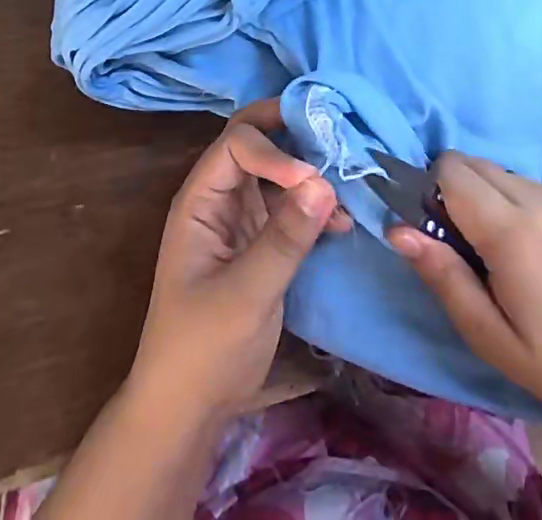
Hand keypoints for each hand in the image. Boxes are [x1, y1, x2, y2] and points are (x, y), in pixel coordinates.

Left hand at [128, 101, 345, 418]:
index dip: (275, 151)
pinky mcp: (263, 242)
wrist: (190, 404)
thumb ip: (284, 238)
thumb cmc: (202, 347)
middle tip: (341, 138)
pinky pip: (292, 207)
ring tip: (351, 184)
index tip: (313, 180)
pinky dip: (317, 207)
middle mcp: (221, 199)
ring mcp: (243, 219)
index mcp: (200, 200)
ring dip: (312, 172)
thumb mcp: (245, 294)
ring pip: (279, 173)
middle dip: (295, 137)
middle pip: (256, 144)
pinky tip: (344, 222)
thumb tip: (324, 183)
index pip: (236, 145)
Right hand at [387, 152, 541, 429]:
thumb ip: (441, 274)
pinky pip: (521, 181)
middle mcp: (537, 200)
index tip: (430, 232)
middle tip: (456, 243)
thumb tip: (396, 229)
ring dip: (477, 192)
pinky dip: (503, 197)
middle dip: (449, 188)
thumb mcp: (485, 333)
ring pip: (494, 168)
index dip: (428, 192)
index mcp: (512, 231)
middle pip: (469, 161)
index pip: (450, 171)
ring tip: (488, 247)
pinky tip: (519, 245)